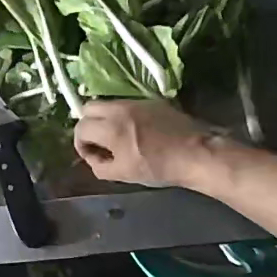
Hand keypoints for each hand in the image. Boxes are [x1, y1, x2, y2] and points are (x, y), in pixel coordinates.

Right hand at [73, 100, 224, 188]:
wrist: (195, 153)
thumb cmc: (159, 167)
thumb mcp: (124, 175)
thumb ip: (100, 167)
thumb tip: (93, 159)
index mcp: (111, 127)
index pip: (80, 127)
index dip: (81, 144)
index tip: (92, 156)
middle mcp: (120, 108)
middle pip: (89, 108)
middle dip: (88, 125)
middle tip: (99, 143)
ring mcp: (137, 101)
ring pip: (108, 104)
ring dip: (105, 119)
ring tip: (117, 139)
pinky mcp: (152, 101)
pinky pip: (127, 104)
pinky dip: (122, 116)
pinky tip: (136, 133)